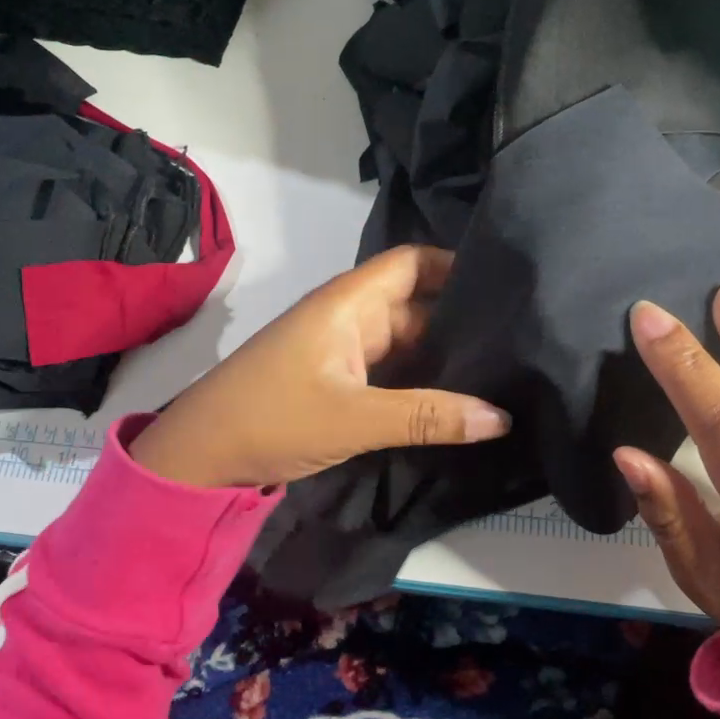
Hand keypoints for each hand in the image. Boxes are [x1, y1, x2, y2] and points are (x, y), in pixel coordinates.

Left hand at [130, 245, 511, 488]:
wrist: (199, 456)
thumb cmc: (272, 418)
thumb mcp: (355, 419)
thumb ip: (427, 416)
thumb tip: (501, 417)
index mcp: (348, 303)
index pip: (412, 262)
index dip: (456, 266)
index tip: (508, 285)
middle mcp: (347, 317)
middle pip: (415, 302)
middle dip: (461, 318)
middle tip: (520, 337)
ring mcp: (340, 350)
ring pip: (403, 340)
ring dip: (442, 354)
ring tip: (502, 368)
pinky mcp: (334, 381)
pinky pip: (388, 370)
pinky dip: (419, 380)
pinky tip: (456, 399)